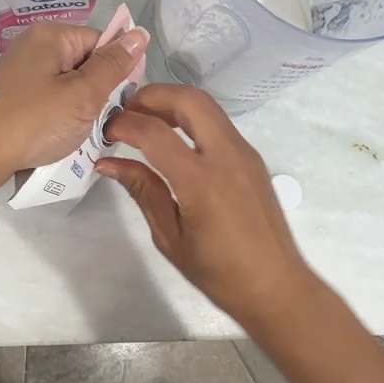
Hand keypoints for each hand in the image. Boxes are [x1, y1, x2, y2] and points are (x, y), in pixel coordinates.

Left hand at [0, 22, 148, 187]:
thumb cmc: (34, 121)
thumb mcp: (82, 95)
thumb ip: (113, 65)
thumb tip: (139, 33)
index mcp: (51, 35)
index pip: (102, 42)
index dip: (118, 70)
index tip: (123, 102)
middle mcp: (34, 45)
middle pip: (85, 62)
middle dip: (98, 92)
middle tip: (103, 121)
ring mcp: (21, 71)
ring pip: (68, 85)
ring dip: (81, 108)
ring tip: (82, 132)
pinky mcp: (14, 95)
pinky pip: (50, 99)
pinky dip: (60, 116)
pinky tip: (61, 137)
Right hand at [99, 84, 317, 323]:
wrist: (277, 287)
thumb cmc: (219, 274)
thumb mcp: (170, 238)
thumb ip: (143, 191)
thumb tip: (108, 163)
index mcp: (202, 182)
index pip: (155, 133)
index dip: (125, 124)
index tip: (106, 131)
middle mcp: (226, 157)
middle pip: (188, 100)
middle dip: (152, 96)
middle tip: (126, 111)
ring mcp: (244, 153)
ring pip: (206, 105)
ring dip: (172, 102)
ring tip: (145, 120)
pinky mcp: (251, 158)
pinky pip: (217, 123)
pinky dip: (190, 117)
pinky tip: (172, 138)